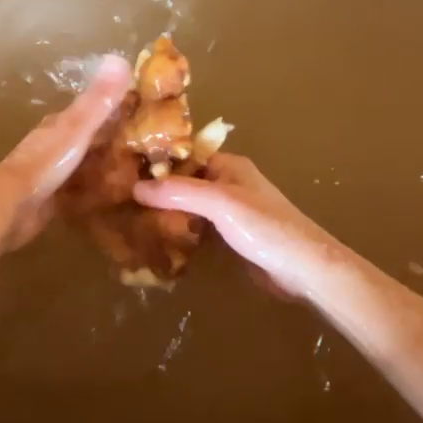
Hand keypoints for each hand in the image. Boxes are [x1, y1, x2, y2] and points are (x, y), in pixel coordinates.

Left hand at [0, 54, 131, 253]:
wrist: (12, 205)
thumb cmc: (45, 162)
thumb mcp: (76, 128)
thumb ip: (98, 99)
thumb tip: (121, 58)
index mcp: (61, 123)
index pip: (95, 108)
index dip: (119, 106)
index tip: (149, 110)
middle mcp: (57, 142)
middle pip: (92, 136)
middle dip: (117, 138)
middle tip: (153, 146)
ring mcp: (55, 170)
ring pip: (88, 162)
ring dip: (109, 163)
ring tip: (142, 171)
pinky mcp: (55, 196)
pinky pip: (83, 189)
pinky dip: (98, 189)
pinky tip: (118, 196)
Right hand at [133, 153, 349, 298]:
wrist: (303, 268)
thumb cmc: (265, 227)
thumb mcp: (220, 203)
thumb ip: (179, 192)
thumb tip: (135, 187)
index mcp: (228, 165)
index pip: (184, 154)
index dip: (157, 159)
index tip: (123, 167)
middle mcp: (227, 182)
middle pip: (184, 180)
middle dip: (156, 188)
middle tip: (119, 196)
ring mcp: (229, 210)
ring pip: (189, 204)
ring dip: (166, 210)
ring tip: (128, 216)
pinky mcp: (230, 236)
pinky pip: (197, 227)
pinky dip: (179, 230)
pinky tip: (155, 238)